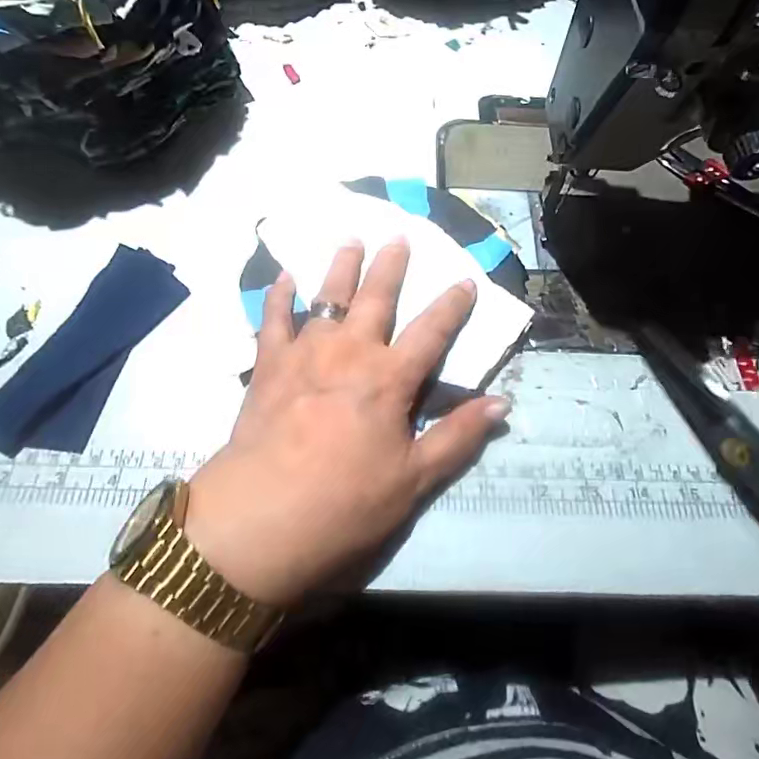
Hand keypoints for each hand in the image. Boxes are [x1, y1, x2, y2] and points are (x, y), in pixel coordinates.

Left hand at [185, 238, 507, 607]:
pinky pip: (274, 320)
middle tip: (400, 236)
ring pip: (327, 299)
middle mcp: (349, 354)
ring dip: (342, 267)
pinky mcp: (267, 368)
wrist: (255, 522)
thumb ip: (458, 437)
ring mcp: (304, 356)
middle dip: (391, 266)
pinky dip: (279, 295)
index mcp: (389, 379)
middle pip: (375, 299)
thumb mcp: (413, 480)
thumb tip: (502, 403)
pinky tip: (284, 276)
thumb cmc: (344, 504)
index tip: (466, 280)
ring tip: (351, 240)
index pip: (431, 332)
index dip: (452, 306)